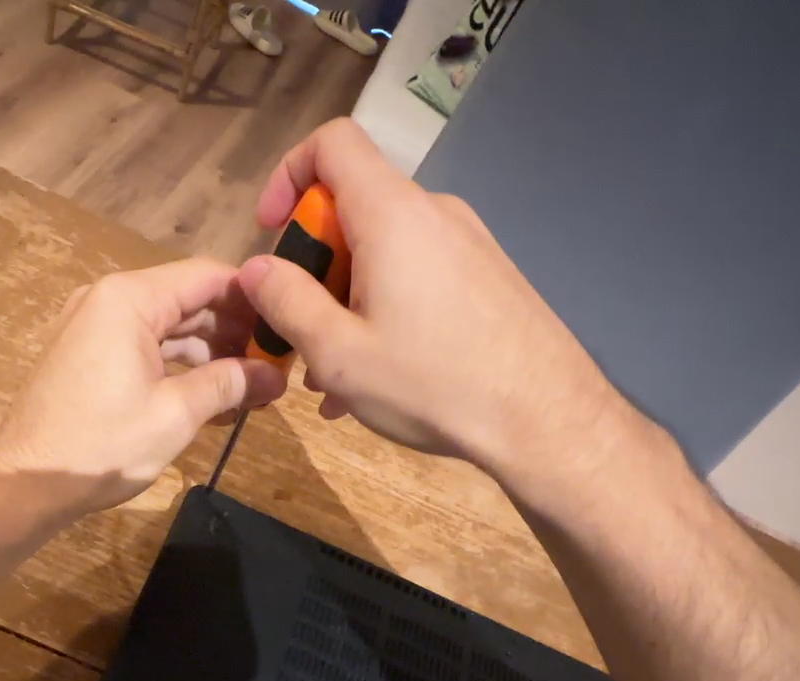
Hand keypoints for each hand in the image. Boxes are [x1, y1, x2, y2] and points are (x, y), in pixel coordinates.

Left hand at [0, 258, 288, 516]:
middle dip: (235, 333)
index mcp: (130, 298)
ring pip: (169, 329)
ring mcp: (95, 327)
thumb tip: (274, 376)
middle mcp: (110, 300)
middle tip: (277, 368)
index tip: (290, 327)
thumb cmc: (100, 444)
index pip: (208, 276)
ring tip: (252, 390)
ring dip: (210, 356)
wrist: (24, 482)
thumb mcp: (175, 415)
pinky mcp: (89, 356)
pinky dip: (178, 369)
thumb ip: (228, 384)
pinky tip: (212, 398)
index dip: (254, 299)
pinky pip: (145, 349)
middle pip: (189, 300)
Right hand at [238, 119, 648, 496]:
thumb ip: (287, 302)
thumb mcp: (338, 352)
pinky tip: (375, 377)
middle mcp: (433, 213)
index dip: (288, 174)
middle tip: (299, 332)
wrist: (546, 418)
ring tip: (331, 374)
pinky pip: (416, 278)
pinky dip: (382, 311)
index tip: (271, 233)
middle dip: (314, 265)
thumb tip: (254, 268)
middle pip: (353, 208)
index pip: (332, 143)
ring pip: (383, 253)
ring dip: (345, 301)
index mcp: (392, 214)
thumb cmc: (432, 383)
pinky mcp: (486, 277)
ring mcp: (466, 244)